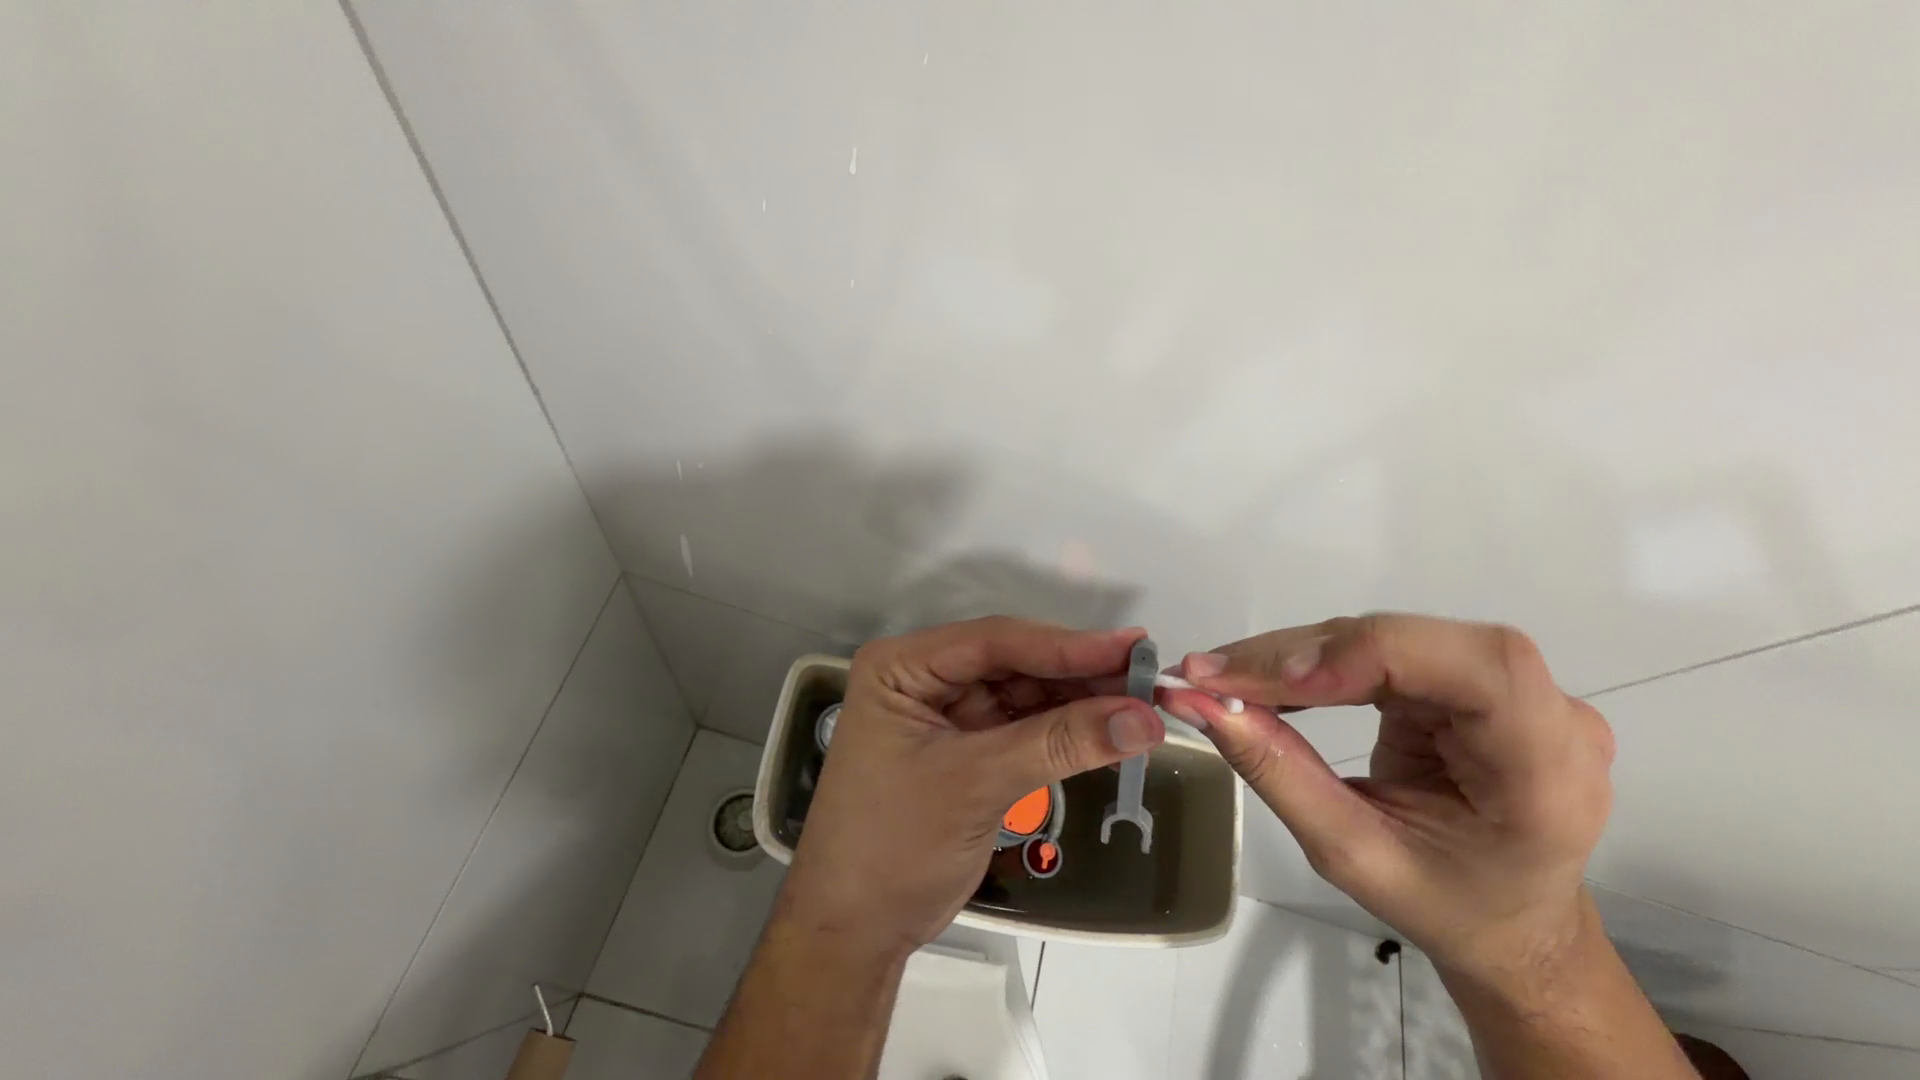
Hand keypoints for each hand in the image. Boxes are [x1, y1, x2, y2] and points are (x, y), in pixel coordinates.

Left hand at [783, 617, 1165, 955]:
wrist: (856, 929)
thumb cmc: (894, 844)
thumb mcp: (976, 784)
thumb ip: (1060, 744)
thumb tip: (1143, 718)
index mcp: (903, 667)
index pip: (994, 641)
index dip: (1067, 645)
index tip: (1132, 647)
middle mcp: (924, 680)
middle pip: (1015, 663)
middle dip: (1079, 673)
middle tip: (1149, 676)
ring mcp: (946, 716)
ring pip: (1025, 694)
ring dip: (1079, 701)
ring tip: (1142, 702)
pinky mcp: (967, 751)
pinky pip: (1024, 728)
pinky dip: (1065, 731)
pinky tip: (1108, 729)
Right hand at [1157, 614, 1614, 996]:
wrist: (1512, 921)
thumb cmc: (1445, 905)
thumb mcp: (1351, 855)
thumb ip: (1280, 773)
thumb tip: (1201, 703)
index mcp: (1549, 770)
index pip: (1478, 669)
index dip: (1369, 654)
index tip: (1262, 681)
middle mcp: (1548, 712)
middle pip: (1421, 643)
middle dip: (1306, 653)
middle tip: (1210, 673)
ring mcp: (1513, 689)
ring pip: (1393, 638)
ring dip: (1299, 653)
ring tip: (1222, 675)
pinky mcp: (1468, 679)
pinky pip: (1384, 652)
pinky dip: (1316, 662)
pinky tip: (1264, 678)